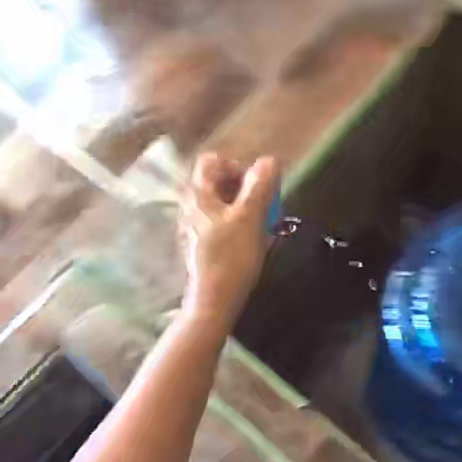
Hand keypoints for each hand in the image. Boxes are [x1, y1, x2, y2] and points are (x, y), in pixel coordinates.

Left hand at [179, 152, 278, 329]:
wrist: (214, 301)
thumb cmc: (231, 257)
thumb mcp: (250, 218)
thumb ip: (260, 186)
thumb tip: (269, 160)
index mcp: (199, 195)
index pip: (213, 161)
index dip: (237, 166)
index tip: (256, 185)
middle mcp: (192, 207)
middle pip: (219, 183)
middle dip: (245, 189)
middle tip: (264, 206)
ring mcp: (196, 228)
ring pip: (223, 206)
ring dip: (245, 209)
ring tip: (262, 226)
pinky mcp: (204, 247)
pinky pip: (223, 226)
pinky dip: (239, 227)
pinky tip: (253, 244)